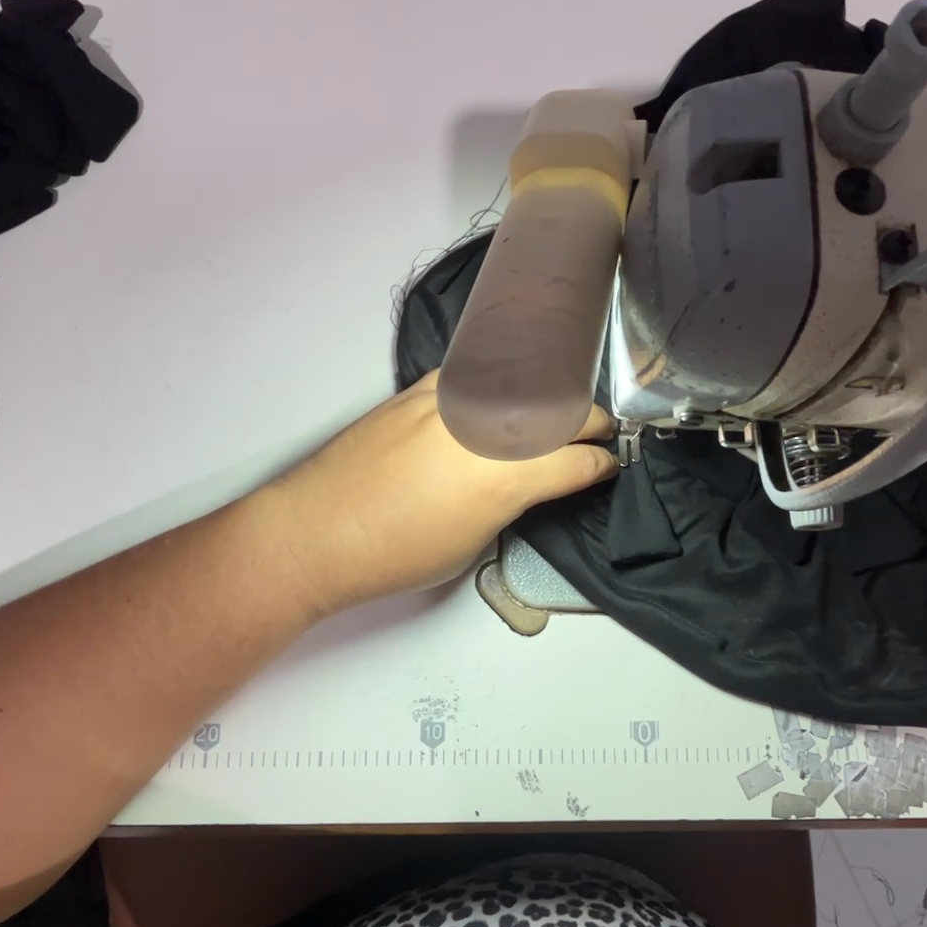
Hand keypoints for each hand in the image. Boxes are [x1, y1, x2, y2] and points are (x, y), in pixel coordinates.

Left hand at [253, 370, 616, 618]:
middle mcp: (492, 425)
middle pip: (566, 412)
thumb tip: (528, 482)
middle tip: (599, 436)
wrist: (319, 529)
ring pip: (528, 383)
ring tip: (560, 411)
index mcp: (511, 475)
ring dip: (554, 397)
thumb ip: (513, 501)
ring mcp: (457, 398)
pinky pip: (481, 372)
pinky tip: (506, 392)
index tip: (608, 467)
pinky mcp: (424, 387)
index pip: (579, 462)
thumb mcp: (475, 541)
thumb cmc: (397, 553)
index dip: (602, 467)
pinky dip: (506, 381)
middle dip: (592, 425)